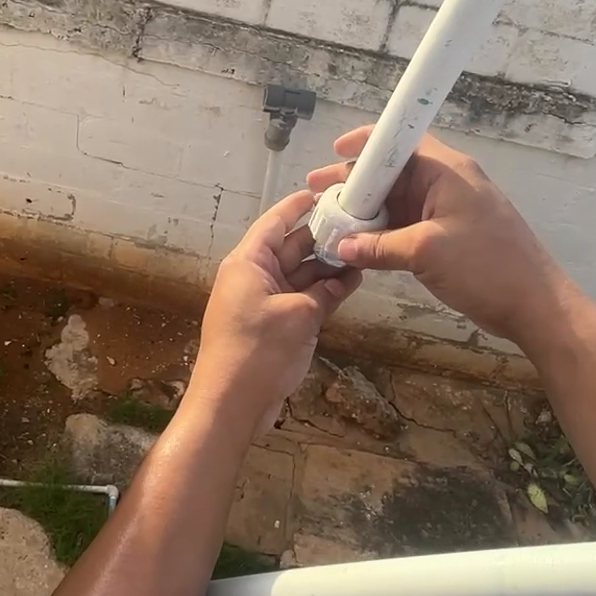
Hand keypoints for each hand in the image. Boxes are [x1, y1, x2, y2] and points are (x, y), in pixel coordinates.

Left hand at [187, 190, 361, 432]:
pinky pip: (301, 297)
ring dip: (327, 266)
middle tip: (359, 224)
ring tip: (363, 251)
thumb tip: (347, 276)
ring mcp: (265, 301)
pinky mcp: (274, 323)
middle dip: (322, 237)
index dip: (298, 205)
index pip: (275, 223)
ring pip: (300, 273)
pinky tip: (352, 281)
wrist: (231, 404)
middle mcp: (255, 276)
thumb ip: (325, 292)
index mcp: (248, 263)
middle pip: (292, 246)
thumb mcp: (298, 316)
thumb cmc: (256, 352)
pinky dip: (323, 291)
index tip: (325, 192)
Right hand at [305, 124, 561, 343]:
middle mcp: (445, 184)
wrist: (535, 306)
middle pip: (392, 172)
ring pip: (396, 200)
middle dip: (354, 181)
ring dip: (364, 209)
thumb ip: (378, 246)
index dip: (366, 143)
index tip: (335, 152)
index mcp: (446, 172)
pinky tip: (355, 242)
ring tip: (329, 217)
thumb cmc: (486, 266)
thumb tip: (340, 246)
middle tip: (318, 191)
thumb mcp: (425, 251)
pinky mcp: (446, 236)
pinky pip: (404, 224)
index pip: (401, 141)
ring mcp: (446, 211)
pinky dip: (379, 230)